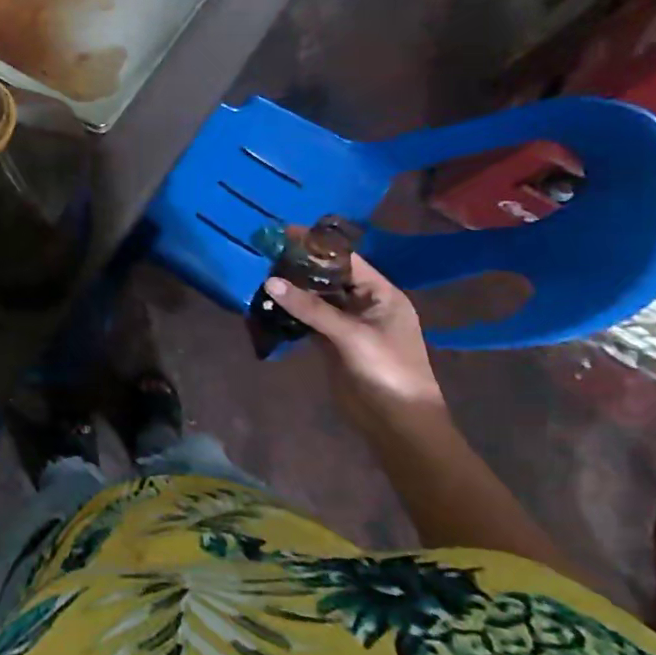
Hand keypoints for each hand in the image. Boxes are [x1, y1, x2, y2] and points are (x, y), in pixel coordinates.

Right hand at [265, 252, 446, 417]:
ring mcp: (346, 324)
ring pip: (315, 299)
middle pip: (328, 278)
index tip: (285, 233)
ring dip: (292, 289)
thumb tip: (269, 281)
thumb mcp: (350, 335)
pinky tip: (267, 304)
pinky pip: (307, 319)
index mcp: (382, 295)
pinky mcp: (330, 343)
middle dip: (299, 266)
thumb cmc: (387, 370)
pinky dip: (289, 312)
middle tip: (264, 253)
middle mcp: (365, 305)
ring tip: (259, 275)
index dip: (318, 245)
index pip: (347, 260)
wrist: (396, 421)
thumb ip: (310, 308)